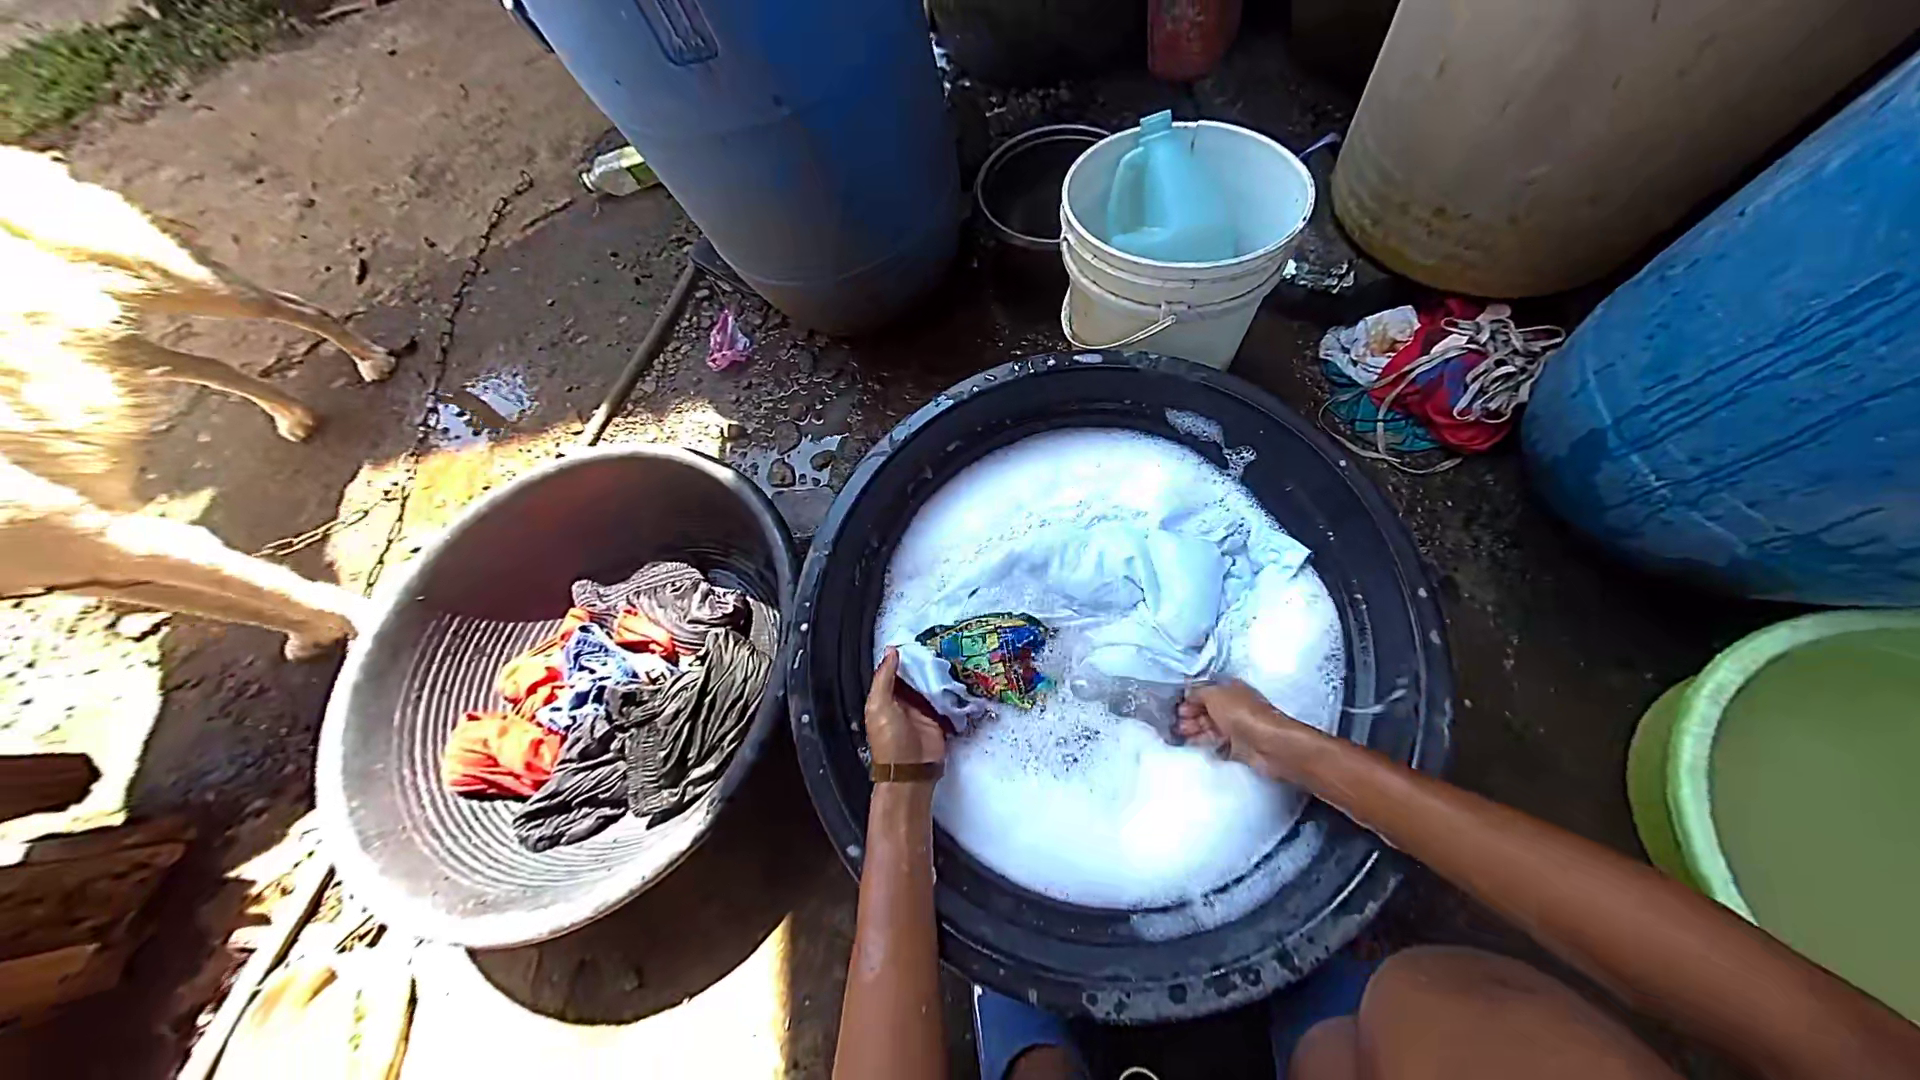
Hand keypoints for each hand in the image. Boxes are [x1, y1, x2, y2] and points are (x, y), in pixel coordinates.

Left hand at [865, 647, 948, 766]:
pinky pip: (945, 699)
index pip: (895, 670)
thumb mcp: (879, 705)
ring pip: (931, 684)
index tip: (917, 640)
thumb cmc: (889, 740)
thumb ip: (884, 677)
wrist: (911, 770)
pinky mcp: (938, 717)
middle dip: (925, 663)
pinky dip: (950, 689)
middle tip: (938, 644)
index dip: (904, 656)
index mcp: (886, 696)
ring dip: (938, 674)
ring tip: (949, 655)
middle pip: (915, 675)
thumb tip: (891, 651)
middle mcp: (904, 700)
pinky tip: (957, 675)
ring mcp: (922, 708)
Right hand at [1176, 679, 1316, 781]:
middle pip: (1206, 709)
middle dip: (1189, 715)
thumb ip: (1197, 693)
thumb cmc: (1241, 713)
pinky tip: (1190, 745)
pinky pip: (1216, 743)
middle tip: (1174, 723)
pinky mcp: (1238, 746)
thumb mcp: (1214, 695)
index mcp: (1230, 689)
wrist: (1268, 744)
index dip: (1189, 698)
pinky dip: (1203, 743)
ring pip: (1210, 726)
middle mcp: (1233, 706)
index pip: (1205, 691)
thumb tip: (1187, 695)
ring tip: (1179, 735)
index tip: (1174, 707)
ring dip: (1194, 730)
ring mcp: (1237, 726)